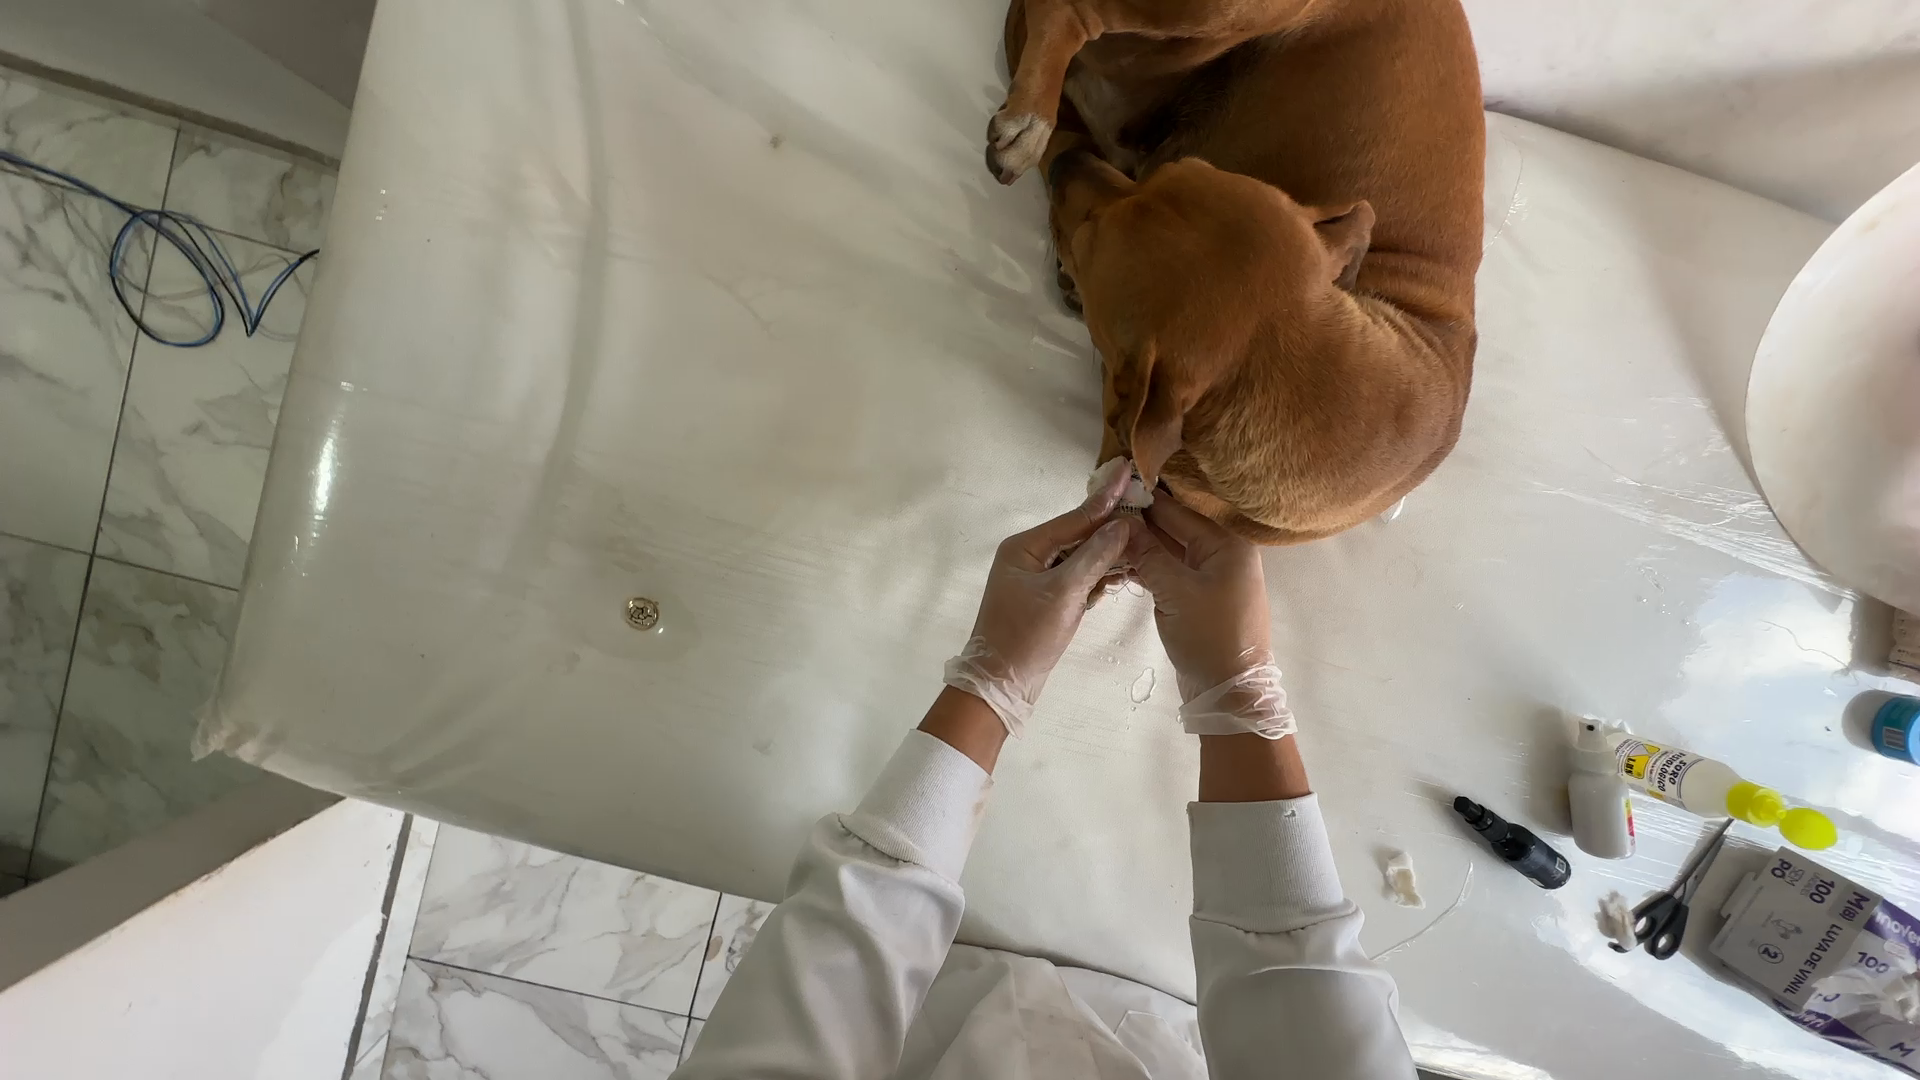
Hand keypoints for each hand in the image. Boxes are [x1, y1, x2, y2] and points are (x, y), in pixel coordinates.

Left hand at [943, 461, 1134, 734]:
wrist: (1001, 684)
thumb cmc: (1026, 636)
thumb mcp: (1064, 594)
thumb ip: (1094, 557)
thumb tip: (1123, 525)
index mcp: (1025, 547)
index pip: (1074, 518)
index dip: (1105, 499)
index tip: (1127, 470)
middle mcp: (1029, 556)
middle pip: (1078, 535)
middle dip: (1111, 527)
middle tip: (1147, 511)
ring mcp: (1037, 578)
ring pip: (1081, 557)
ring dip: (1109, 554)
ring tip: (1144, 542)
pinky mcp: (1047, 599)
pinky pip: (1078, 578)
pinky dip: (1098, 577)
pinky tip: (1123, 573)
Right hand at [1124, 493, 1272, 699]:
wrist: (1229, 692)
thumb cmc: (1209, 636)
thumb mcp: (1174, 591)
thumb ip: (1147, 553)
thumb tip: (1121, 523)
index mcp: (1226, 545)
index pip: (1178, 512)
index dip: (1144, 501)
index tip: (1111, 489)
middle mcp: (1223, 554)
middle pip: (1174, 528)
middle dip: (1140, 522)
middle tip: (1101, 513)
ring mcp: (1212, 576)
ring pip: (1170, 550)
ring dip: (1141, 546)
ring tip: (1104, 536)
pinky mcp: (1200, 595)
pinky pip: (1171, 570)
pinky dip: (1149, 566)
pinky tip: (1120, 562)